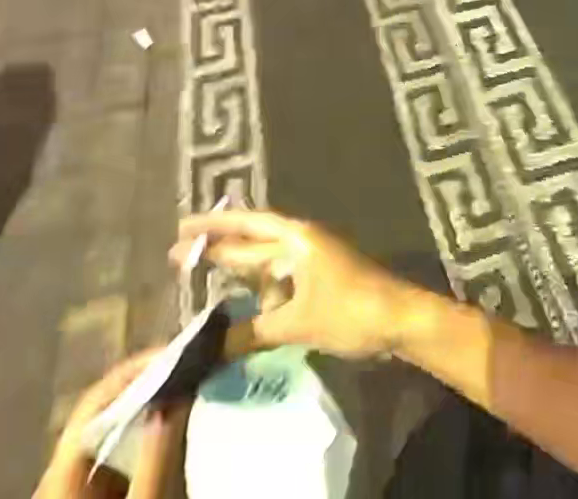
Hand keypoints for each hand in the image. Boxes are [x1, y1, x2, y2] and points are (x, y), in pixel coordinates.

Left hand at [39, 350, 186, 498]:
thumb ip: (159, 459)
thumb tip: (175, 396)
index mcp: (62, 478)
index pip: (95, 402)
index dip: (134, 370)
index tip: (176, 352)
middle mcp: (60, 477)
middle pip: (101, 413)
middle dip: (146, 384)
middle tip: (190, 364)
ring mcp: (72, 492)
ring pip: (109, 433)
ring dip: (147, 406)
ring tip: (188, 385)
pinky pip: (114, 456)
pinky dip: (143, 435)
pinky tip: (174, 429)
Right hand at [170, 210, 426, 359]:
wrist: (400, 319)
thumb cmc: (350, 311)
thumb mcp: (296, 323)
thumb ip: (249, 334)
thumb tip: (204, 350)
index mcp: (297, 239)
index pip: (247, 226)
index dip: (214, 227)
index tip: (181, 229)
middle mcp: (303, 243)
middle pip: (253, 242)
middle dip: (219, 248)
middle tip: (177, 257)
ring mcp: (314, 261)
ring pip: (267, 262)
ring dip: (239, 271)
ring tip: (204, 280)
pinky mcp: (321, 281)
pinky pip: (281, 281)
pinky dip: (261, 291)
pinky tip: (244, 306)